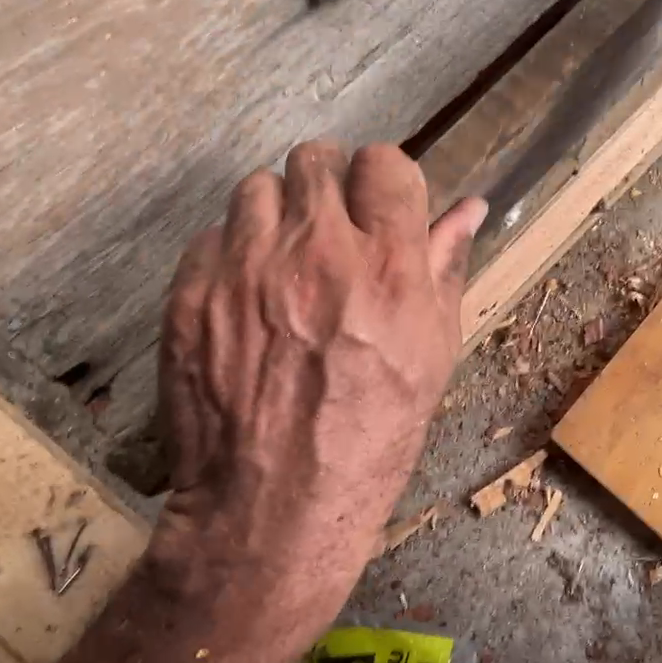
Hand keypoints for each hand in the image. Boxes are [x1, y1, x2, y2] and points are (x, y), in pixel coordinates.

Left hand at [145, 141, 485, 625]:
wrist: (274, 504)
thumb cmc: (376, 429)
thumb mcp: (434, 349)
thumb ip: (446, 265)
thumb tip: (471, 207)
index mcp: (389, 266)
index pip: (384, 163)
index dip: (387, 178)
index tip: (384, 206)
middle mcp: (317, 252)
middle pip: (316, 158)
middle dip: (332, 183)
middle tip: (336, 226)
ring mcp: (245, 271)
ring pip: (257, 186)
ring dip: (280, 211)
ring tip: (287, 257)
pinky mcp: (190, 295)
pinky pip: (212, 234)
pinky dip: (234, 249)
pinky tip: (248, 292)